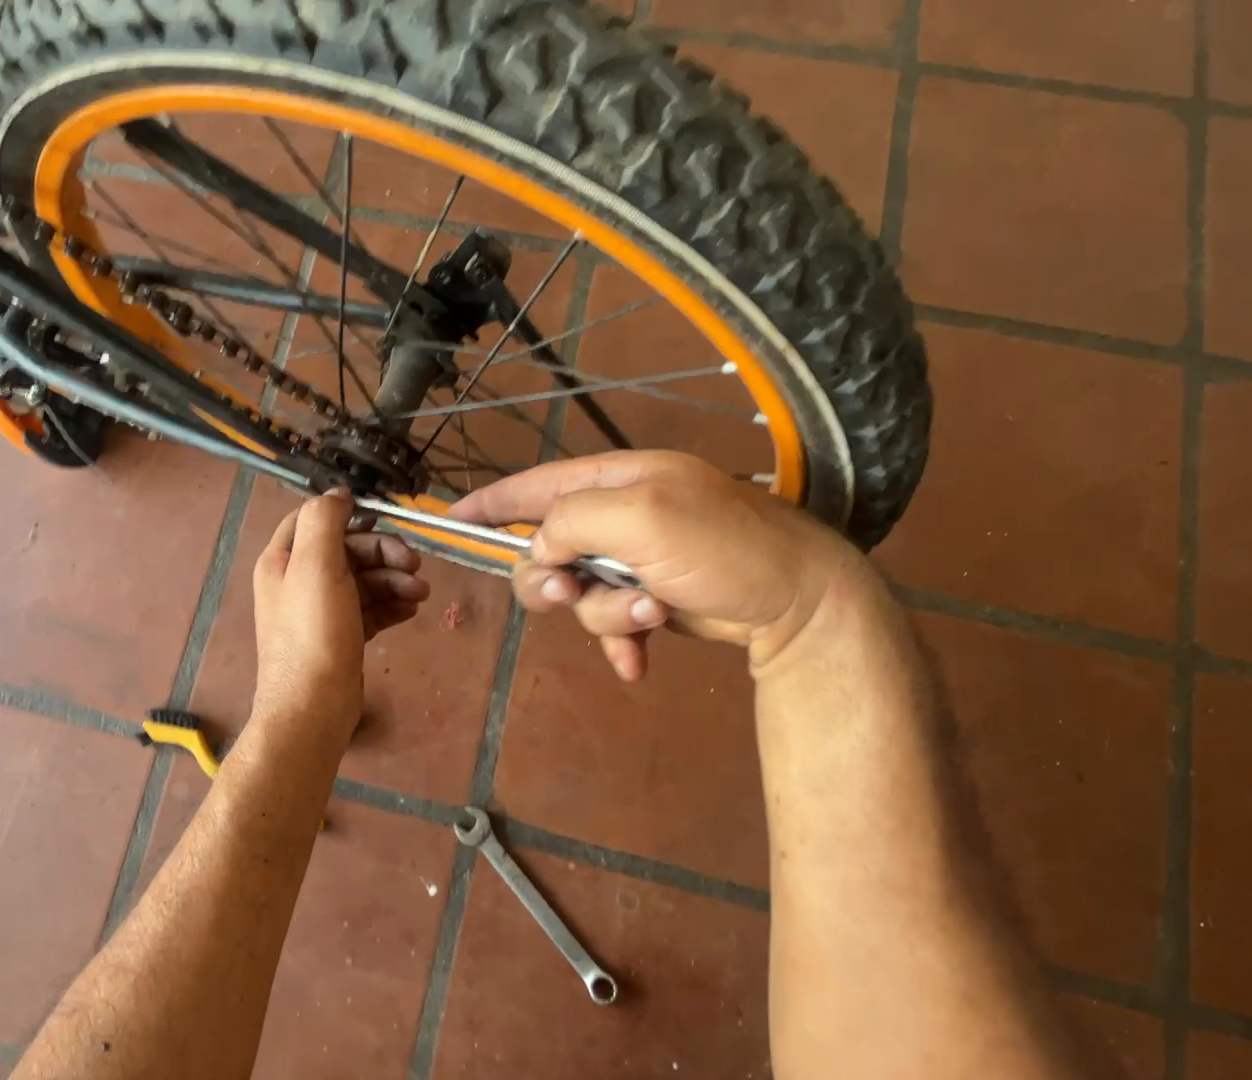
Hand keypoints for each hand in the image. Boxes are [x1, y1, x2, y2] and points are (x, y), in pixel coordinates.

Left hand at [251, 490, 428, 727]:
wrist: (314, 707)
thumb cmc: (313, 632)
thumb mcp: (315, 565)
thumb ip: (324, 520)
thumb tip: (338, 493)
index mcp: (283, 559)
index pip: (313, 519)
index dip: (347, 515)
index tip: (381, 518)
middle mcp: (298, 581)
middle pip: (346, 550)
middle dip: (383, 553)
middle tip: (415, 564)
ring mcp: (321, 610)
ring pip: (363, 579)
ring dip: (394, 580)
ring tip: (420, 595)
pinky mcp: (341, 635)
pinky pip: (369, 608)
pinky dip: (390, 605)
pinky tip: (411, 611)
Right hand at [449, 451, 865, 679]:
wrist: (799, 602)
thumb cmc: (722, 547)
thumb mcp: (641, 517)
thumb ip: (573, 522)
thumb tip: (541, 549)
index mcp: (615, 482)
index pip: (537, 485)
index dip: (491, 502)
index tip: (451, 519)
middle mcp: (618, 518)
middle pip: (546, 551)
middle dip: (551, 579)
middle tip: (566, 592)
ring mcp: (634, 562)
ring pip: (577, 595)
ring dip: (604, 613)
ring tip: (650, 616)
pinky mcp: (650, 600)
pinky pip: (608, 624)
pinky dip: (619, 641)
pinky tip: (638, 664)